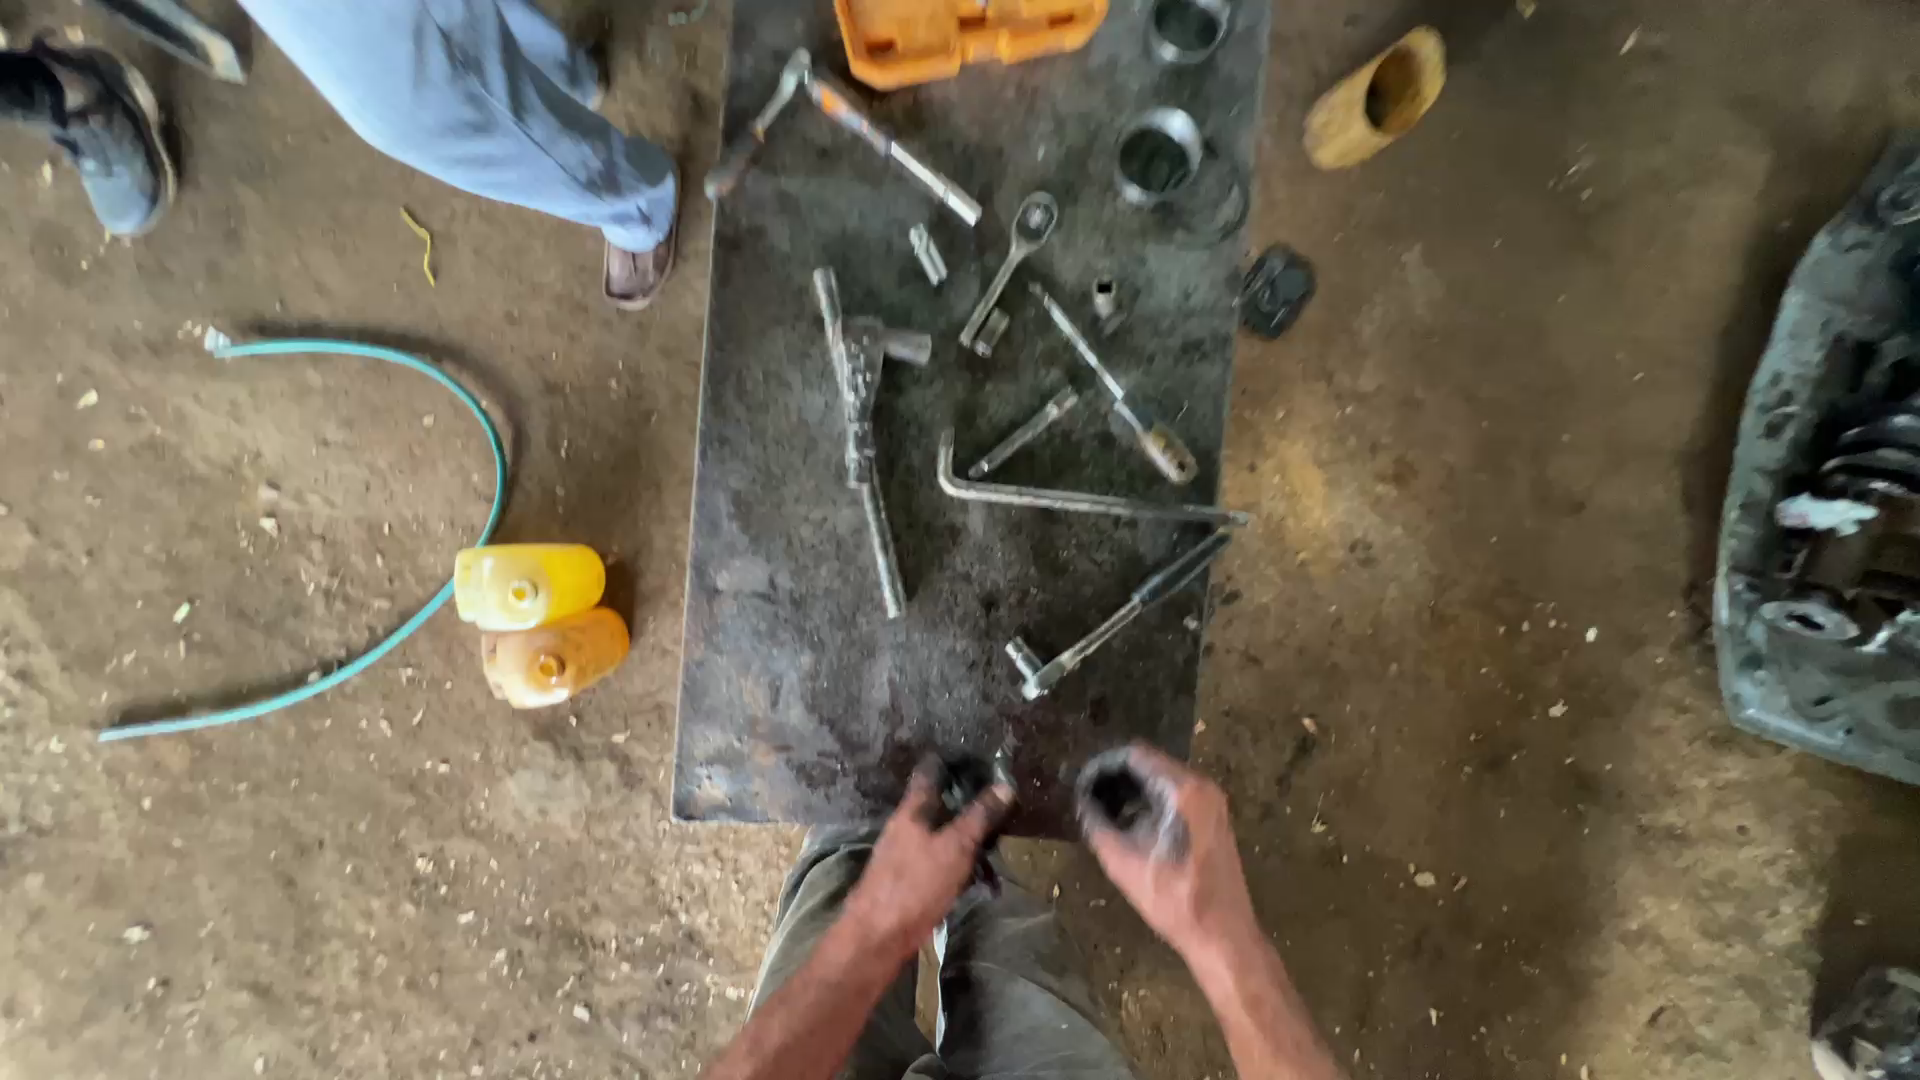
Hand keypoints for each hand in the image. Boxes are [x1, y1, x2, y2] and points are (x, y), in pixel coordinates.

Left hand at [843, 764, 1013, 960]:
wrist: (876, 940)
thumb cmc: (914, 885)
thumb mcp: (955, 847)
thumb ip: (979, 817)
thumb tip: (1005, 786)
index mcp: (912, 810)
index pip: (930, 772)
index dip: (951, 762)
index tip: (976, 758)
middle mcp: (905, 828)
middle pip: (939, 807)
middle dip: (968, 808)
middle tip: (999, 808)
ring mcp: (904, 856)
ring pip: (942, 838)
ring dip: (967, 843)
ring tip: (996, 853)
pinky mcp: (908, 883)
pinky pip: (939, 865)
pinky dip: (959, 868)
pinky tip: (978, 882)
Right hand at [1083, 743, 1257, 965]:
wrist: (1224, 937)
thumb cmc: (1174, 899)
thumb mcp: (1123, 861)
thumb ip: (1097, 822)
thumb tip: (1082, 800)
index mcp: (1182, 789)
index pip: (1134, 755)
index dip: (1103, 765)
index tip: (1082, 782)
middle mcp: (1201, 784)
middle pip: (1150, 762)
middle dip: (1117, 776)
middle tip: (1089, 795)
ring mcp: (1212, 800)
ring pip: (1162, 776)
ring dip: (1133, 788)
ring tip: (1104, 807)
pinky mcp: (1214, 816)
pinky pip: (1176, 792)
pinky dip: (1151, 798)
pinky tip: (1131, 820)